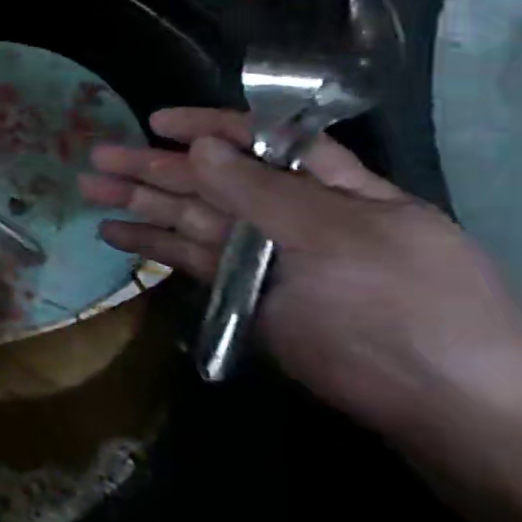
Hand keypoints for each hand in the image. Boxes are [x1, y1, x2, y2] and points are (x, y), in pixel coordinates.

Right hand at [78, 107, 521, 437]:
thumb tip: (200, 147)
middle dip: (155, 166)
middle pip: (214, 180)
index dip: (214, 128)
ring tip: (88, 189)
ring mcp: (263, 256)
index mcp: (335, 191)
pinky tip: (111, 233)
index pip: (269, 145)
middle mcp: (294, 217)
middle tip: (98, 157)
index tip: (157, 122)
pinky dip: (149, 244)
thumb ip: (263, 190)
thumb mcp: (338, 235)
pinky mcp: (239, 290)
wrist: (433, 398)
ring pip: (191, 217)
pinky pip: (187, 258)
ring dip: (140, 201)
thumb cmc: (400, 301)